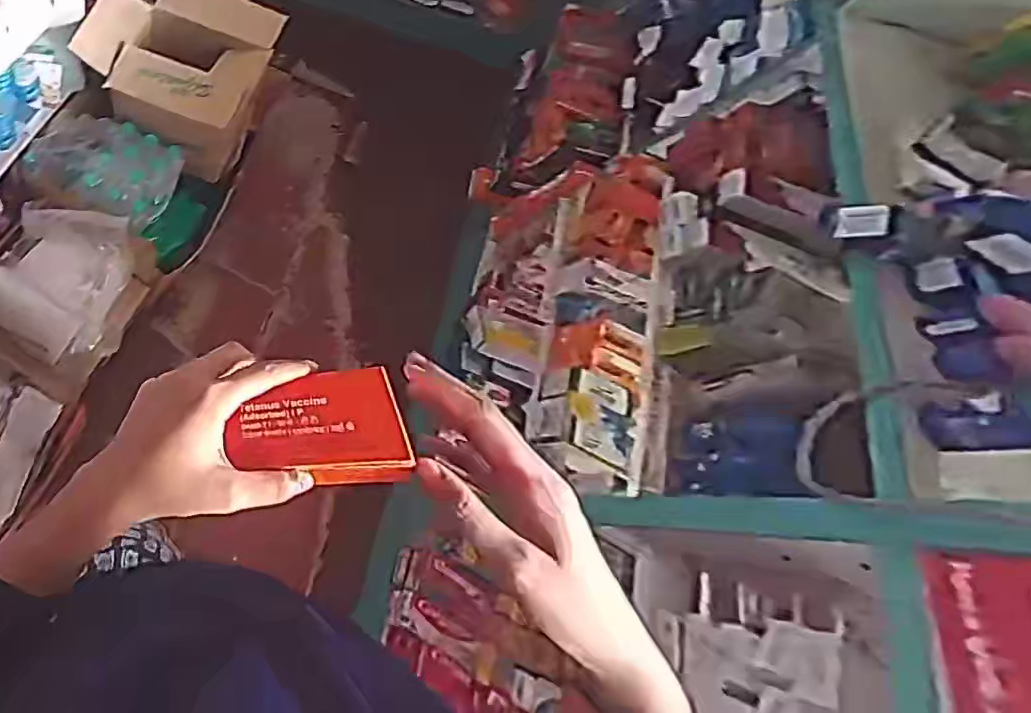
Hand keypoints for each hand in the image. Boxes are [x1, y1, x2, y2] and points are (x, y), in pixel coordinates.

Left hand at [0, 344, 316, 594]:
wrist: (115, 484)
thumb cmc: (169, 488)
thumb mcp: (225, 493)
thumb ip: (269, 487)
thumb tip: (301, 480)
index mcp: (212, 399)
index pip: (260, 374)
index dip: (288, 370)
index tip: (308, 369)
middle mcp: (191, 379)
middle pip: (234, 354)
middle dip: (257, 365)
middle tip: (273, 388)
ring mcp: (168, 379)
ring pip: (210, 361)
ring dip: (230, 373)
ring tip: (242, 403)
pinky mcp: (152, 387)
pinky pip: (188, 373)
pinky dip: (206, 382)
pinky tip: (205, 414)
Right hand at [405, 352, 688, 712]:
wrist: (618, 658)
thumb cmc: (576, 614)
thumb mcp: (518, 566)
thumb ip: (469, 513)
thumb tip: (425, 467)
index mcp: (535, 483)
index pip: (484, 421)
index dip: (447, 393)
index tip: (415, 374)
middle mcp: (533, 479)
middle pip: (483, 422)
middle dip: (446, 393)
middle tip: (411, 372)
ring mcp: (529, 494)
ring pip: (481, 442)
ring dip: (448, 419)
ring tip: (417, 403)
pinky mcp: (524, 512)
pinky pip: (483, 469)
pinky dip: (455, 454)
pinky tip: (437, 454)